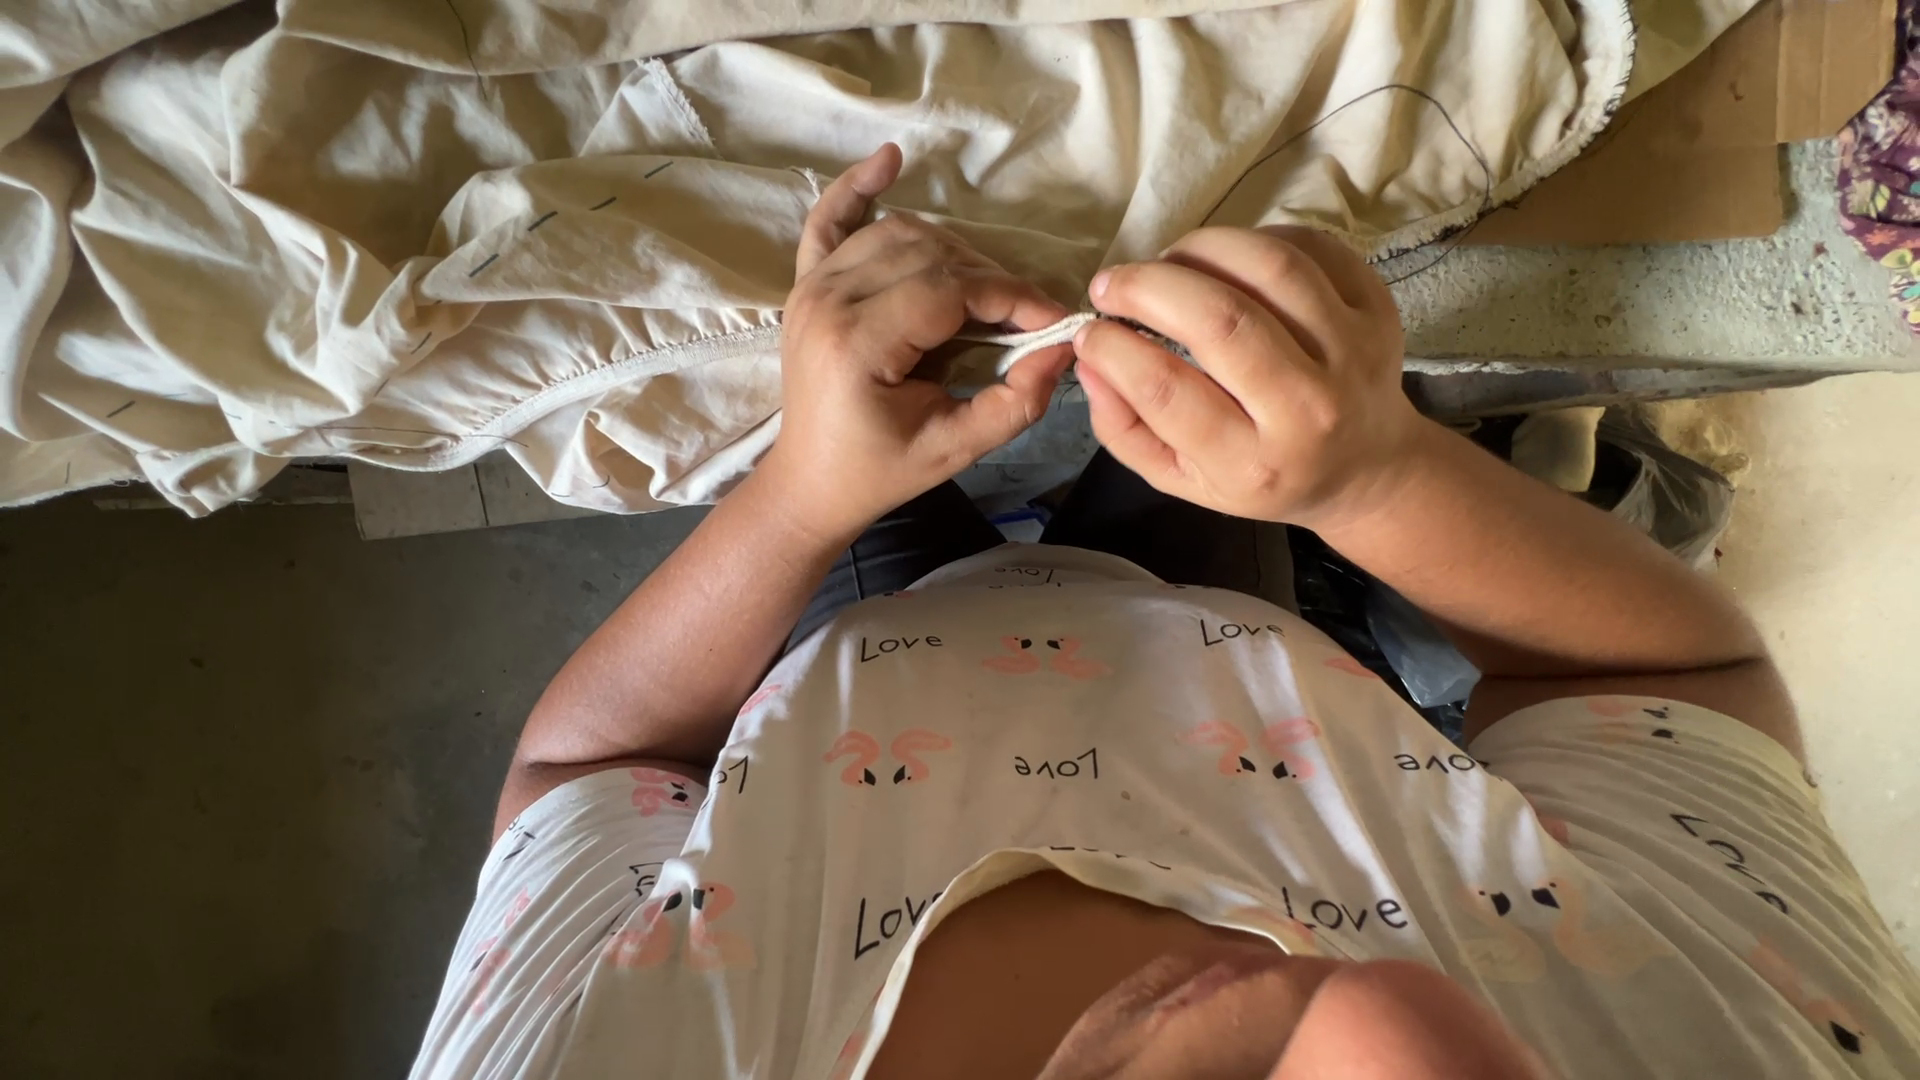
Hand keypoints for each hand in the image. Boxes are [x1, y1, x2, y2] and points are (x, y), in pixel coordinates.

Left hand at [759, 143, 1073, 543]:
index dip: (1011, 298)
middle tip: (1022, 318)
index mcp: (858, 343)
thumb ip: (1015, 403)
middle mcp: (828, 300)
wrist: (812, 483)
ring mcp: (811, 287)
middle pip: (930, 254)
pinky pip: (830, 220)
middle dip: (990, 279)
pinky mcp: (806, 285)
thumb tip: (1065, 348)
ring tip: (984, 293)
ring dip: (952, 252)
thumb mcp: (955, 450)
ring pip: (899, 232)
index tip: (1052, 321)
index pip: (951, 289)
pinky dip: (858, 188)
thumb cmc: (881, 472)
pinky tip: (891, 160)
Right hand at [1072, 225, 1426, 529]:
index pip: (1167, 390)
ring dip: (1197, 250)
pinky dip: (1250, 241)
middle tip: (1111, 285)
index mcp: (1251, 462)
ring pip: (1267, 267)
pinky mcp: (1378, 306)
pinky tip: (1221, 262)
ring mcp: (1353, 350)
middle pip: (1220, 321)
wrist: (1364, 469)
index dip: (1114, 350)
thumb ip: (1124, 429)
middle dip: (1147, 288)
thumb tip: (1089, 361)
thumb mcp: (1178, 479)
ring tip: (1164, 263)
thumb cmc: (1257, 477)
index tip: (1088, 332)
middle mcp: (1308, 408)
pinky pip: (1308, 246)